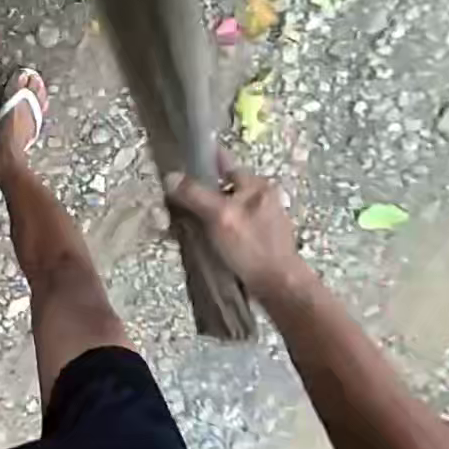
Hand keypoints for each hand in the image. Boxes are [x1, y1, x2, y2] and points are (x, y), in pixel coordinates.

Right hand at [166, 156, 315, 306]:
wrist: (279, 287)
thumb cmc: (251, 247)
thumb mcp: (219, 216)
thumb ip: (194, 194)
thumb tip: (169, 177)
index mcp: (256, 184)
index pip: (222, 161)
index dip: (198, 161)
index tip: (176, 164)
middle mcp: (259, 196)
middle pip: (218, 184)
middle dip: (196, 192)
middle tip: (173, 202)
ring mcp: (258, 217)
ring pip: (220, 205)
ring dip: (200, 212)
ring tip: (181, 223)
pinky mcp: (254, 236)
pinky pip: (225, 223)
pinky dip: (210, 227)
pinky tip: (199, 238)